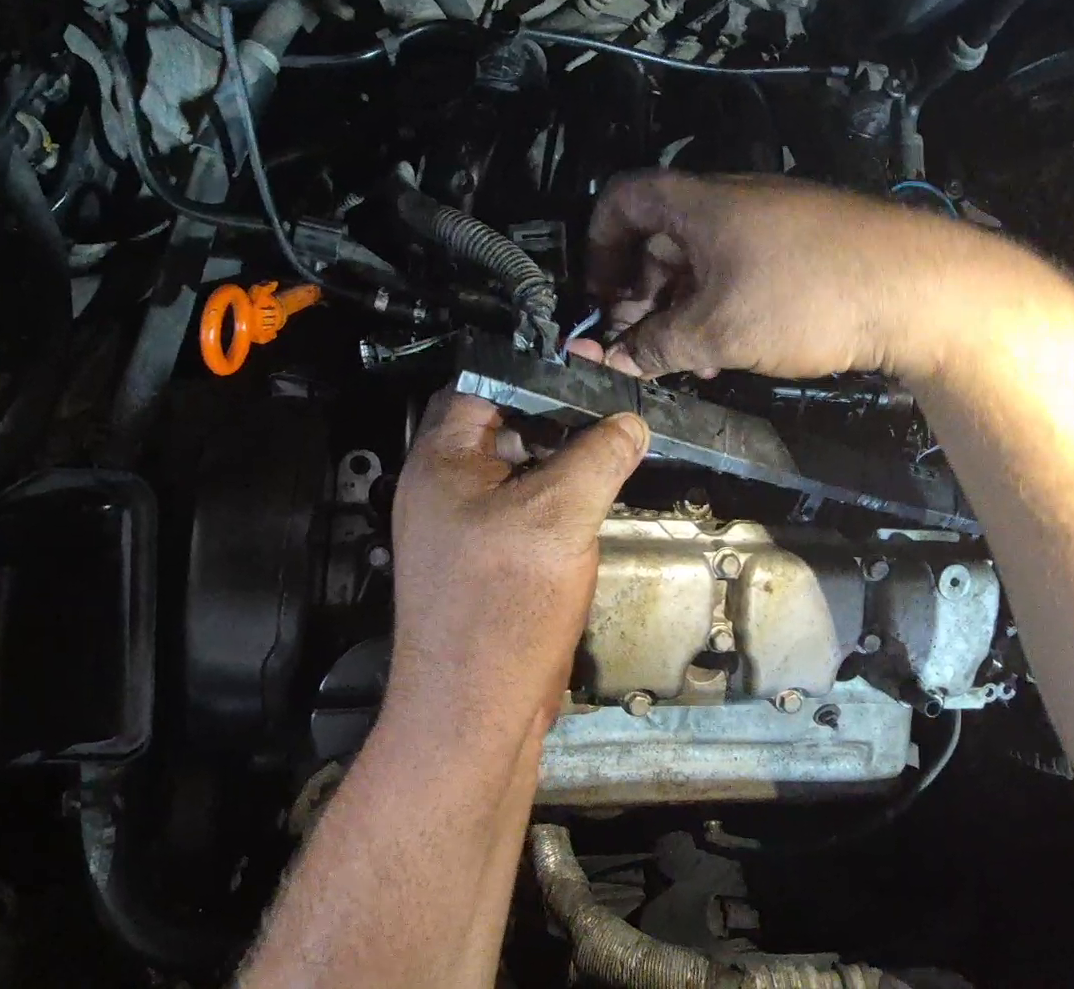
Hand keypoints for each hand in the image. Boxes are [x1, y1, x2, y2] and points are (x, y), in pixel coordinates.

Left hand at [386, 390, 648, 747]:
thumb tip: (632, 421)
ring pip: (517, 469)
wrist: (475, 711)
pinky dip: (558, 495)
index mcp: (441, 461)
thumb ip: (599, 456)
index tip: (585, 361)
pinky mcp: (488, 562)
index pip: (480, 385)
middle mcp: (444, 487)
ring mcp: (465, 527)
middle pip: (500, 425)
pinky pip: (524, 509)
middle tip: (611, 399)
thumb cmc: (505, 603)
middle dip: (555, 411)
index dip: (531, 369)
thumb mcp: (560, 514)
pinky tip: (598, 491)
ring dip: (561, 455)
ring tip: (615, 439)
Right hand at [587, 169, 1044, 384]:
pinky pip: (734, 272)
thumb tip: (612, 361)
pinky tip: (722, 352)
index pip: (621, 200)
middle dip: (636, 294)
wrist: (924, 291)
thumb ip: (655, 347)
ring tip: (680, 361)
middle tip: (635, 346)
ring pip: (697, 263)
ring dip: (676, 311)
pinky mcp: (798, 248)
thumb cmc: (807, 298)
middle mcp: (729, 203)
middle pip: (657, 238)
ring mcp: (767, 224)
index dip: (597, 247)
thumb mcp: (718, 331)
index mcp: (699, 204)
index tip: (600, 301)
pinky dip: (714, 308)